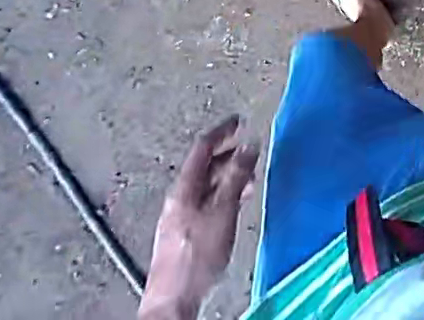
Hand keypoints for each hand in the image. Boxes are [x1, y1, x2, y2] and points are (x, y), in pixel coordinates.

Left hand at [138, 116, 259, 319]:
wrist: (173, 302)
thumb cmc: (197, 256)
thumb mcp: (223, 209)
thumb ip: (237, 176)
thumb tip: (250, 145)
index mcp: (184, 188)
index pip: (203, 147)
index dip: (222, 131)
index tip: (238, 121)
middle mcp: (179, 198)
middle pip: (204, 166)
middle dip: (228, 155)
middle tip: (248, 151)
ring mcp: (180, 217)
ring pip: (206, 185)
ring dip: (228, 177)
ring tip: (248, 179)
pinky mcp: (185, 234)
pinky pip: (206, 202)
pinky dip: (223, 195)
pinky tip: (235, 206)